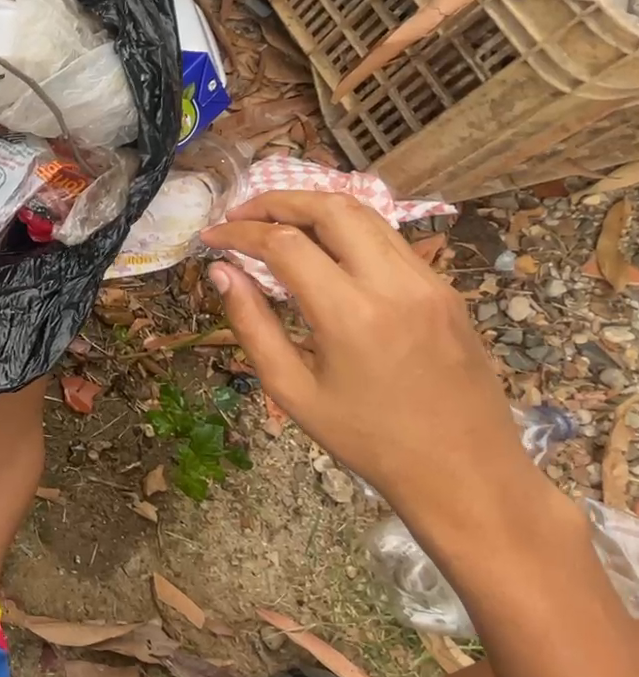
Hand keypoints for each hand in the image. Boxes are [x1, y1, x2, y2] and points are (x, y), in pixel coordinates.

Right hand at [200, 191, 528, 512]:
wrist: (469, 474)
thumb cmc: (368, 438)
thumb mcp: (291, 390)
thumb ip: (251, 324)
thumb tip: (220, 272)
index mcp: (352, 315)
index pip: (284, 244)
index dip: (238, 232)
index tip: (208, 239)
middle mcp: (397, 287)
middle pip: (332, 208)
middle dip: (275, 202)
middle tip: (237, 216)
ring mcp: (430, 285)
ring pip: (366, 215)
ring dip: (311, 207)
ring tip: (271, 222)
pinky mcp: (446, 292)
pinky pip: (389, 239)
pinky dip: (344, 228)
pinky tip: (317, 247)